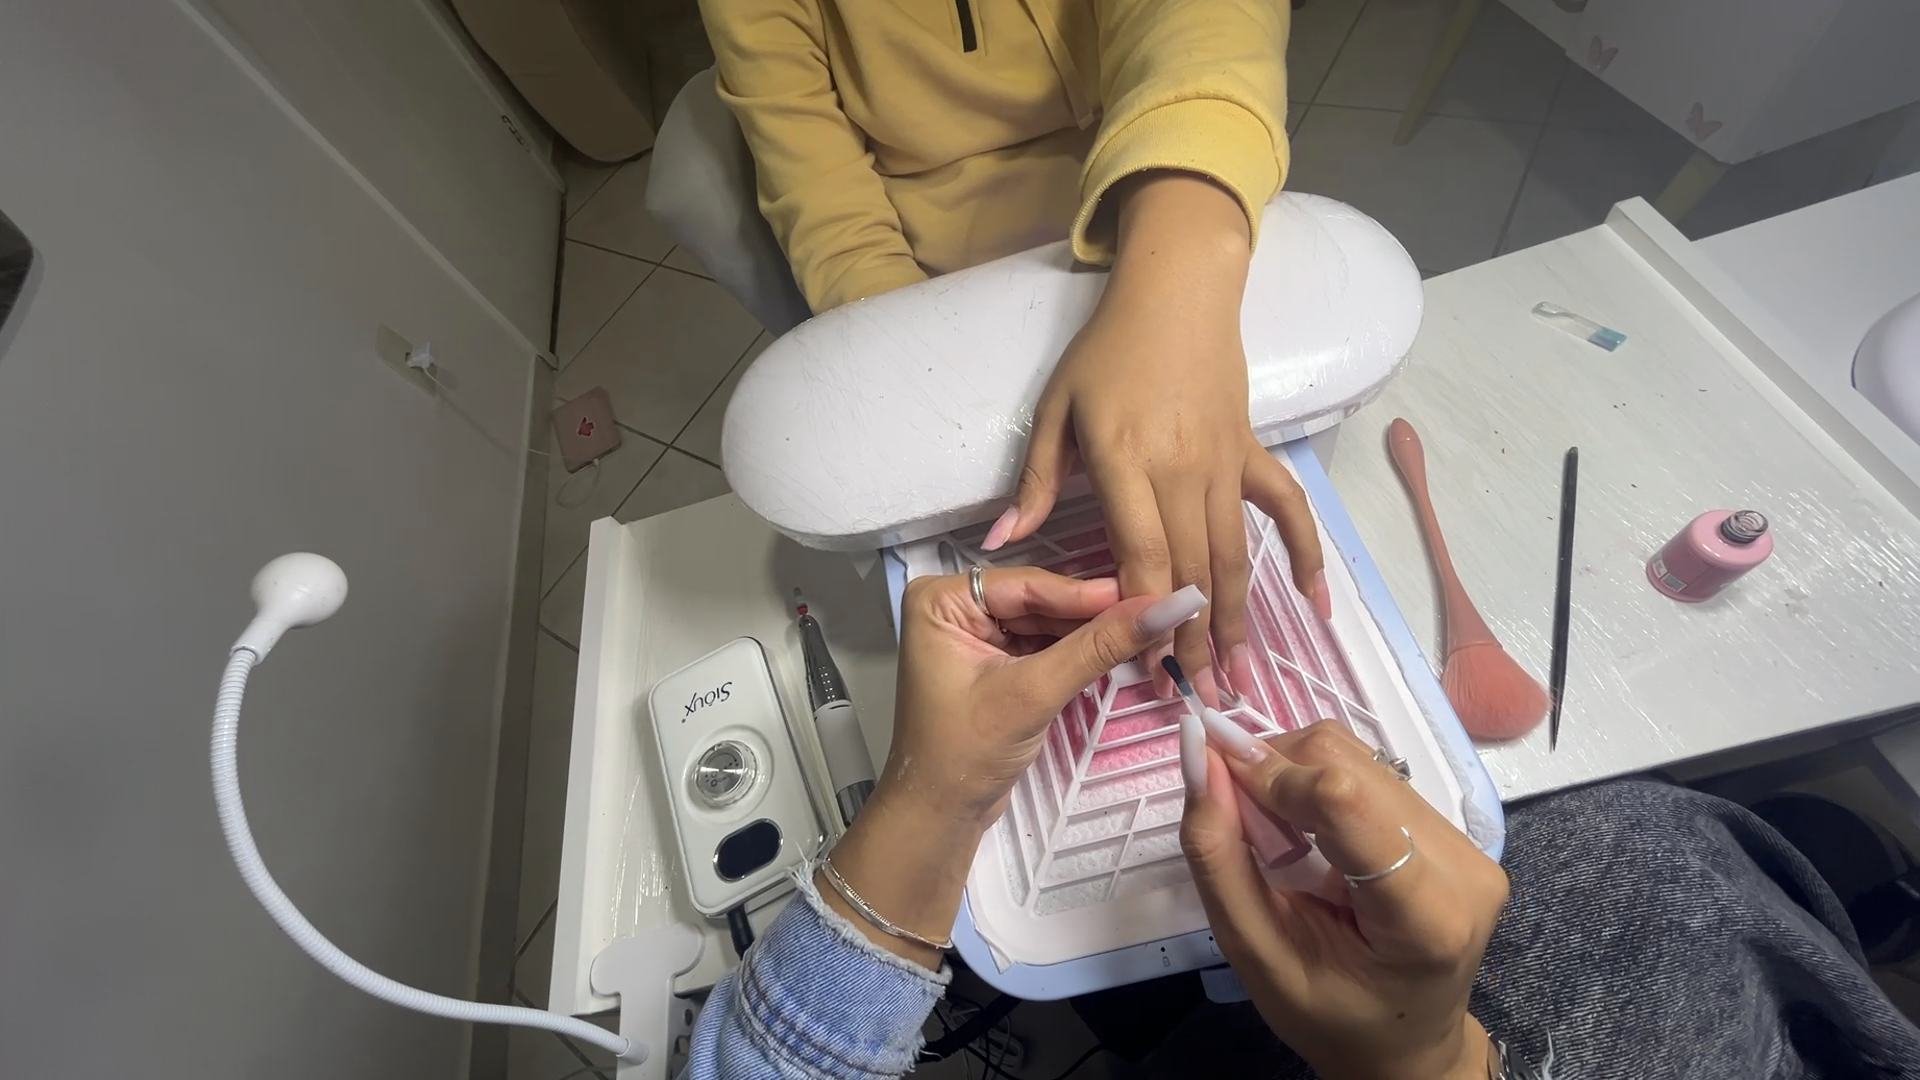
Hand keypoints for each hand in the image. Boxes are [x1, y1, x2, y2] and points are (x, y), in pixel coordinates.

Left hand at [820, 568, 1201, 967]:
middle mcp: (954, 606)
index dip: (1090, 593)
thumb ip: (1098, 647)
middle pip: (1039, 600)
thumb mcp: (1033, 693)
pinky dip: (1077, 650)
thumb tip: (1166, 607)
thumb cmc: (965, 751)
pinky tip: (1119, 647)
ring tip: (1151, 628)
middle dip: (1095, 613)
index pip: (1027, 584)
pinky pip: (1043, 643)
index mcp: (940, 599)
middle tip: (1160, 611)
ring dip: (1092, 631)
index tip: (1152, 591)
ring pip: (1046, 621)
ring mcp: (974, 633)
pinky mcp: (993, 660)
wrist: (939, 815)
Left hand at [991, 171, 1325, 707]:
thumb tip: (998, 539)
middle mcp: (1183, 472)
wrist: (1176, 295)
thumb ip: (1034, 482)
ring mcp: (1226, 465)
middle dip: (1195, 638)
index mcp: (1127, 464)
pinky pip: (1285, 509)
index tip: (1147, 666)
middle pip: (1191, 569)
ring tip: (1241, 676)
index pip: (1141, 555)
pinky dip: (1305, 555)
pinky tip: (1316, 603)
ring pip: (1235, 555)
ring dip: (1240, 619)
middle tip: (1200, 698)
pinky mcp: (1251, 454)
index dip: (1146, 614)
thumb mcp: (1055, 411)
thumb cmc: (1105, 354)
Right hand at [1180, 721, 1507, 1079]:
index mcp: (1423, 916)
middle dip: (1270, 772)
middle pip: (1340, 761)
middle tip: (1238, 817)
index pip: (1343, 800)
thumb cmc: (1326, 1014)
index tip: (1213, 774)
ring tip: (1273, 828)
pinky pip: (1360, 763)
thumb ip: (1217, 853)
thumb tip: (1196, 753)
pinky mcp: (1448, 823)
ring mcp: (1462, 838)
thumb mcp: (1252, 950)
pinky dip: (1309, 774)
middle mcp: (1460, 862)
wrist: (1403, 1046)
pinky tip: (1302, 822)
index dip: (1269, 774)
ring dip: (1287, 769)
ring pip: (1346, 751)